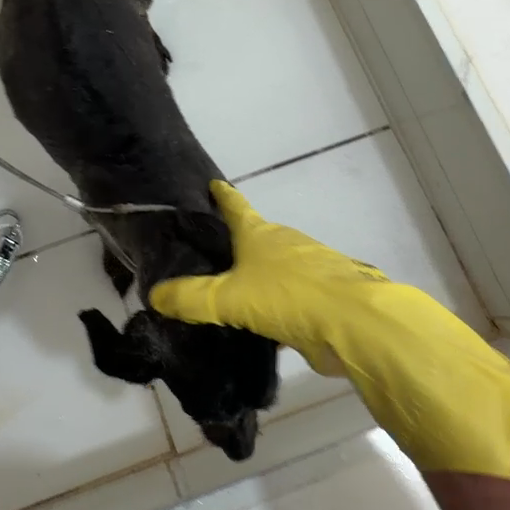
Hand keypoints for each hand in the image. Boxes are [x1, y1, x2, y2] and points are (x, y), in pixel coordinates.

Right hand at [151, 181, 509, 477]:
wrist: (355, 324)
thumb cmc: (289, 296)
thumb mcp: (230, 298)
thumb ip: (192, 298)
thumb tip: (154, 295)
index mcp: (260, 234)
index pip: (236, 206)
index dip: (222, 196)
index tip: (213, 183)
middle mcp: (285, 244)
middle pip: (256, 238)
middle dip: (237, 244)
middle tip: (210, 255)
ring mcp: (309, 270)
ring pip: (275, 270)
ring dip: (258, 279)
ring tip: (232, 295)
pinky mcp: (324, 300)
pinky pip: (291, 299)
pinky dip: (277, 307)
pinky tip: (263, 326)